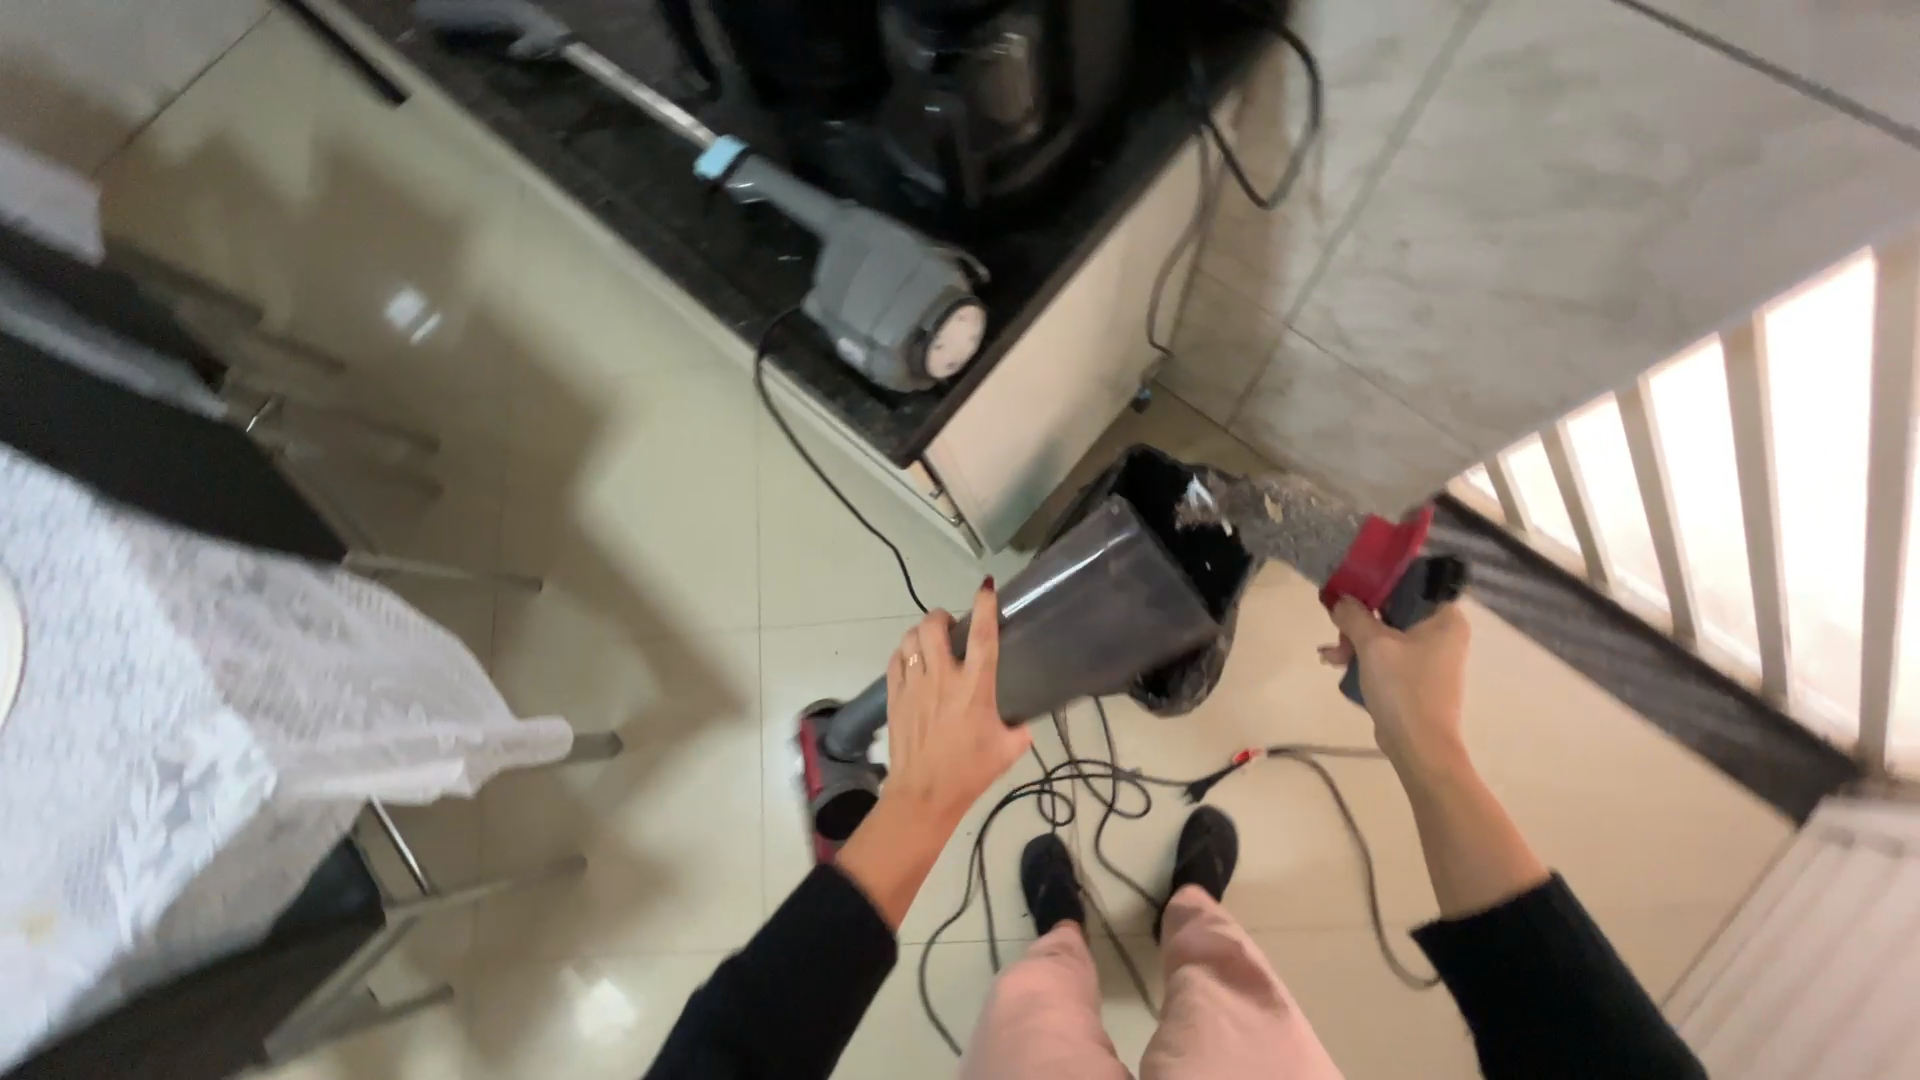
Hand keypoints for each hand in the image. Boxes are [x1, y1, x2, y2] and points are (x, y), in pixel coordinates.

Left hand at [882, 579, 1032, 829]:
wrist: (924, 795)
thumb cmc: (970, 772)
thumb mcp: (1008, 751)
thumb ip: (1019, 730)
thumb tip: (1023, 723)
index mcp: (975, 688)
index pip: (982, 637)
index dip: (984, 607)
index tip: (986, 588)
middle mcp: (943, 678)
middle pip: (934, 627)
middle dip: (942, 617)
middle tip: (951, 626)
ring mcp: (914, 685)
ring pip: (911, 639)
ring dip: (921, 632)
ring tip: (930, 640)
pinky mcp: (894, 696)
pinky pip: (896, 660)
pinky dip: (904, 652)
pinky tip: (913, 660)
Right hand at [1319, 597, 1471, 775]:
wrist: (1418, 744)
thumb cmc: (1403, 687)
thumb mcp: (1373, 644)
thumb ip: (1354, 615)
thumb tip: (1340, 600)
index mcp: (1444, 618)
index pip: (1411, 584)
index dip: (1376, 583)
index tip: (1348, 588)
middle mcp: (1442, 632)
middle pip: (1393, 609)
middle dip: (1358, 618)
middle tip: (1334, 626)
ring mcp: (1430, 655)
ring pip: (1385, 632)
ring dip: (1354, 639)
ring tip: (1331, 655)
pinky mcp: (1415, 675)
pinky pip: (1386, 653)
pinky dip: (1363, 655)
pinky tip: (1338, 663)